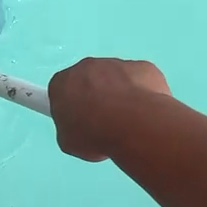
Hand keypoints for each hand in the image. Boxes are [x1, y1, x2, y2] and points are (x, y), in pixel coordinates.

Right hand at [46, 57, 172, 161]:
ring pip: (116, 78)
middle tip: (103, 122)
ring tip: (128, 121)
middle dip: (95, 96)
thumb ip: (69, 128)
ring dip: (119, 94)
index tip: (78, 119)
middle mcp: (86, 67)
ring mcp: (116, 64)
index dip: (70, 106)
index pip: (61, 91)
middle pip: (89, 80)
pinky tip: (146, 112)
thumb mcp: (68, 142)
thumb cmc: (95, 134)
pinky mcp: (143, 66)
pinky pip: (140, 79)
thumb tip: (80, 129)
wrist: (136, 126)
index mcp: (61, 83)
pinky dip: (143, 93)